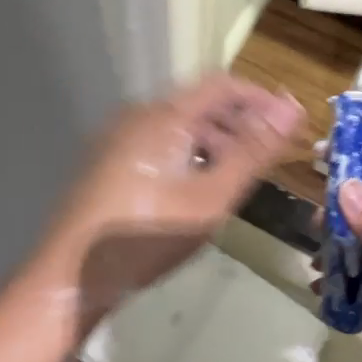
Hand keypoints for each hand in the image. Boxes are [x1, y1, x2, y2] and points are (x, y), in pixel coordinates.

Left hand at [33, 74, 303, 326]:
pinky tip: (198, 188)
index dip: (260, 98)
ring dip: (215, 140)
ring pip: (178, 125)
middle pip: (199, 103)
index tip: (289, 122)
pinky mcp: (106, 162)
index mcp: (163, 117)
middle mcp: (137, 116)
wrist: (69, 277)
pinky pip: (158, 143)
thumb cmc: (147, 236)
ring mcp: (117, 139)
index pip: (221, 85)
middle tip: (271, 151)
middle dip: (239, 121)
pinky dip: (188, 153)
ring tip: (240, 173)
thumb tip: (292, 110)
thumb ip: (253, 152)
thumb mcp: (212, 197)